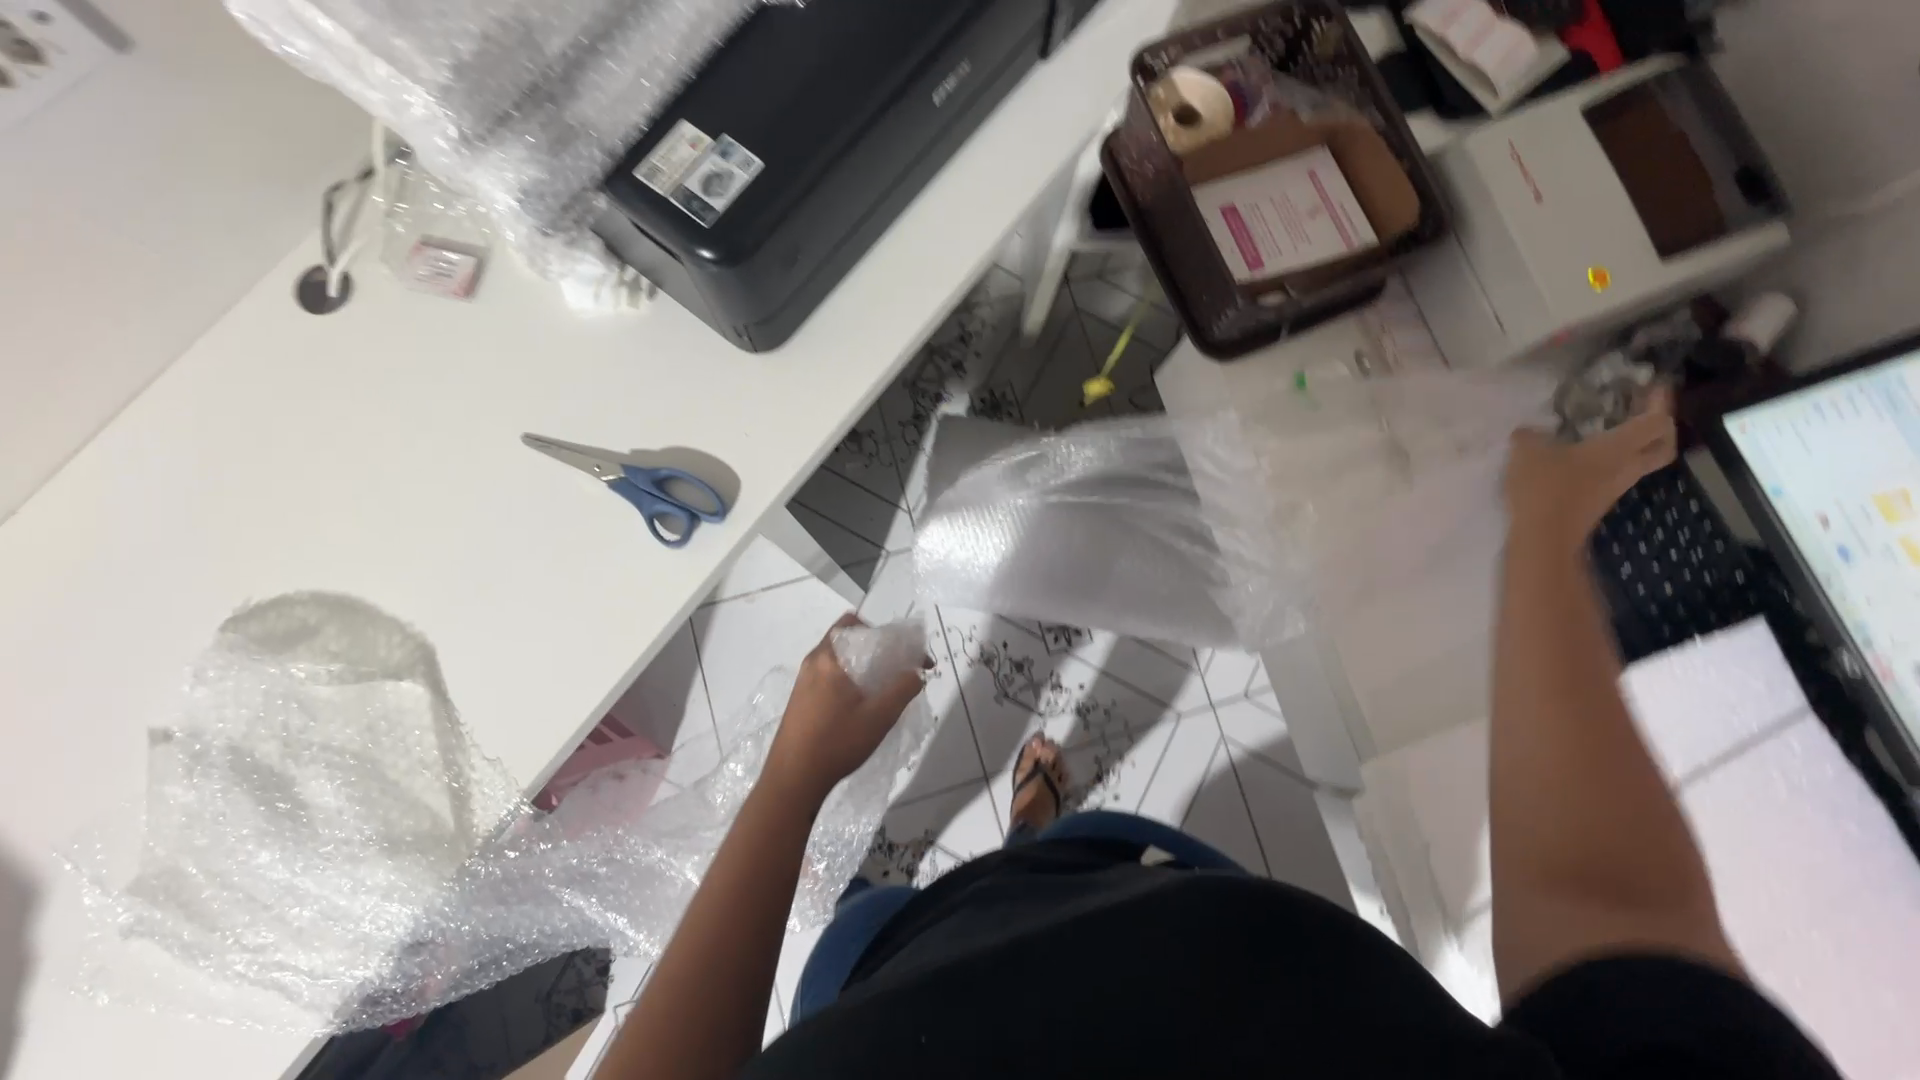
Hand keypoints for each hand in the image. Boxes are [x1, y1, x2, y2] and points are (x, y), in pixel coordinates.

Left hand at [765, 614, 928, 802]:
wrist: (793, 779)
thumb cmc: (837, 743)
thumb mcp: (880, 716)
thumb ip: (903, 688)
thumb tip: (915, 673)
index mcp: (828, 658)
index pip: (856, 624)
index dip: (888, 634)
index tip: (909, 657)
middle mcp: (813, 661)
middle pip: (848, 639)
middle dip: (878, 649)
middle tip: (898, 670)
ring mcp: (803, 680)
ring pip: (839, 659)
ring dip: (864, 666)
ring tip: (884, 689)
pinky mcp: (801, 698)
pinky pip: (830, 675)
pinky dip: (850, 678)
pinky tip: (862, 705)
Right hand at [1505, 389, 1676, 553]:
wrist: (1544, 536)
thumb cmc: (1545, 486)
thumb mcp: (1527, 452)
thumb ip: (1530, 436)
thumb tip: (1528, 432)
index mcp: (1618, 447)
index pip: (1656, 421)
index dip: (1660, 401)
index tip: (1654, 385)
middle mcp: (1626, 466)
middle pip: (1662, 446)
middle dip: (1660, 428)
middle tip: (1644, 414)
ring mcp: (1613, 487)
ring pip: (1638, 461)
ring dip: (1633, 446)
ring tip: (1609, 432)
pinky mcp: (1597, 501)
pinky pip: (1613, 475)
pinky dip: (1608, 462)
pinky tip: (1581, 457)